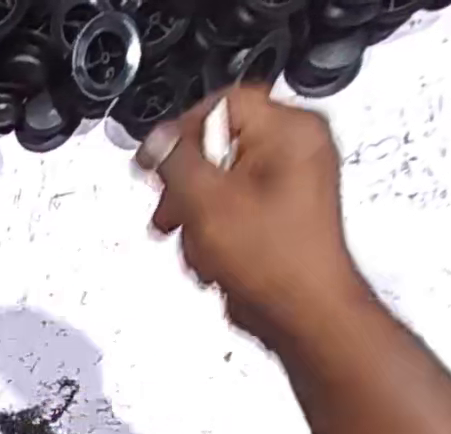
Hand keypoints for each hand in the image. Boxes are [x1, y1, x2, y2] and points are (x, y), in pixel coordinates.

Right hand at [137, 86, 369, 342]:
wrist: (299, 311)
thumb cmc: (273, 262)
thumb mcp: (208, 203)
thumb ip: (177, 164)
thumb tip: (157, 141)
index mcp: (289, 131)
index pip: (221, 104)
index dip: (179, 133)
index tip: (152, 162)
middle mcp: (295, 151)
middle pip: (217, 146)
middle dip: (184, 186)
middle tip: (169, 211)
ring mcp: (287, 185)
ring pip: (218, 183)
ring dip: (195, 216)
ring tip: (195, 244)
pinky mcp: (276, 216)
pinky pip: (230, 210)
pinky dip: (212, 232)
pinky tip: (211, 257)